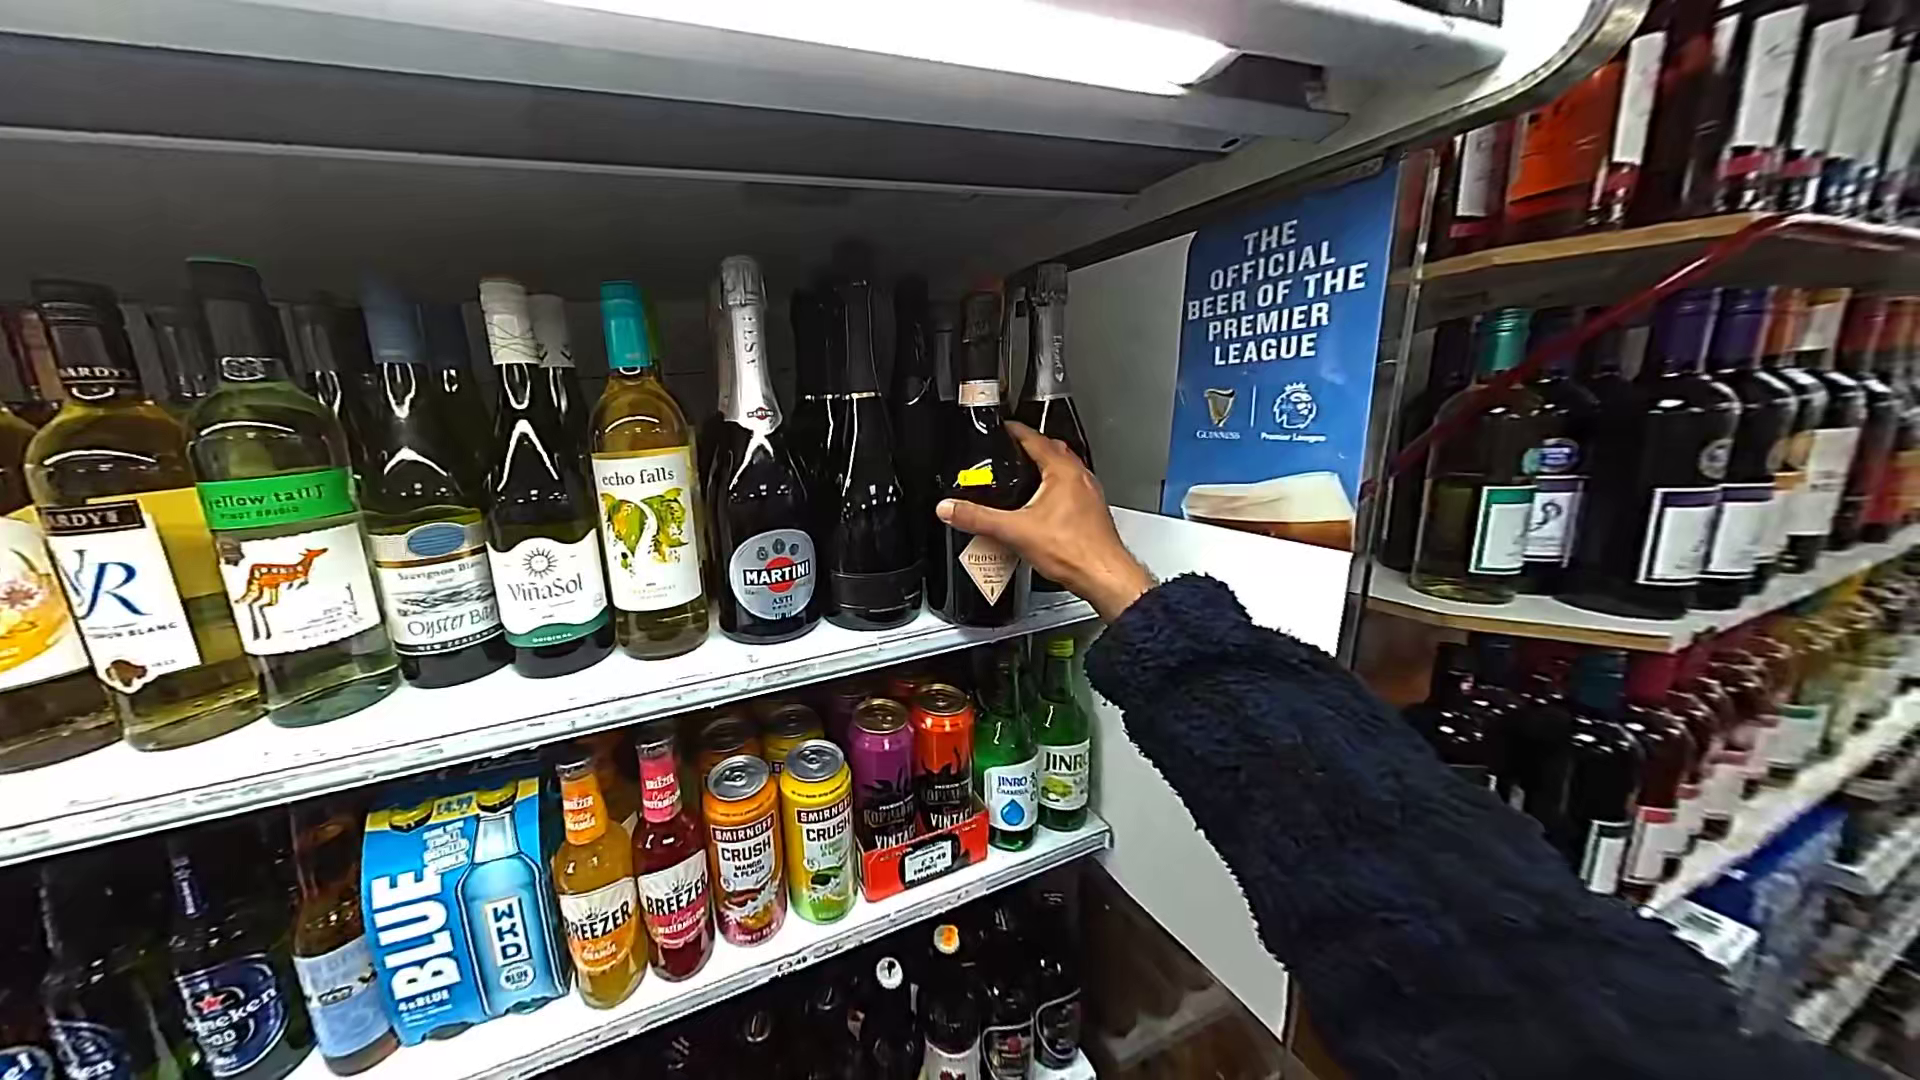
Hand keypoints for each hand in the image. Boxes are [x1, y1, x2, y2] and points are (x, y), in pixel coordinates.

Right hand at [936, 421, 1151, 621]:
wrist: (1103, 576)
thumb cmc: (1074, 551)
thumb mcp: (1015, 531)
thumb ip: (978, 518)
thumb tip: (950, 509)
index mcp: (1063, 471)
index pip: (1035, 438)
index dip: (1014, 431)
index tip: (1002, 429)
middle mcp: (1080, 478)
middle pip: (1052, 451)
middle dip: (1030, 449)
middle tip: (1010, 452)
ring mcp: (1089, 494)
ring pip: (1064, 471)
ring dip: (1045, 470)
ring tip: (1024, 478)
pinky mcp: (1092, 512)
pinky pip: (1072, 491)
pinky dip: (1055, 491)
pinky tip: (1043, 509)